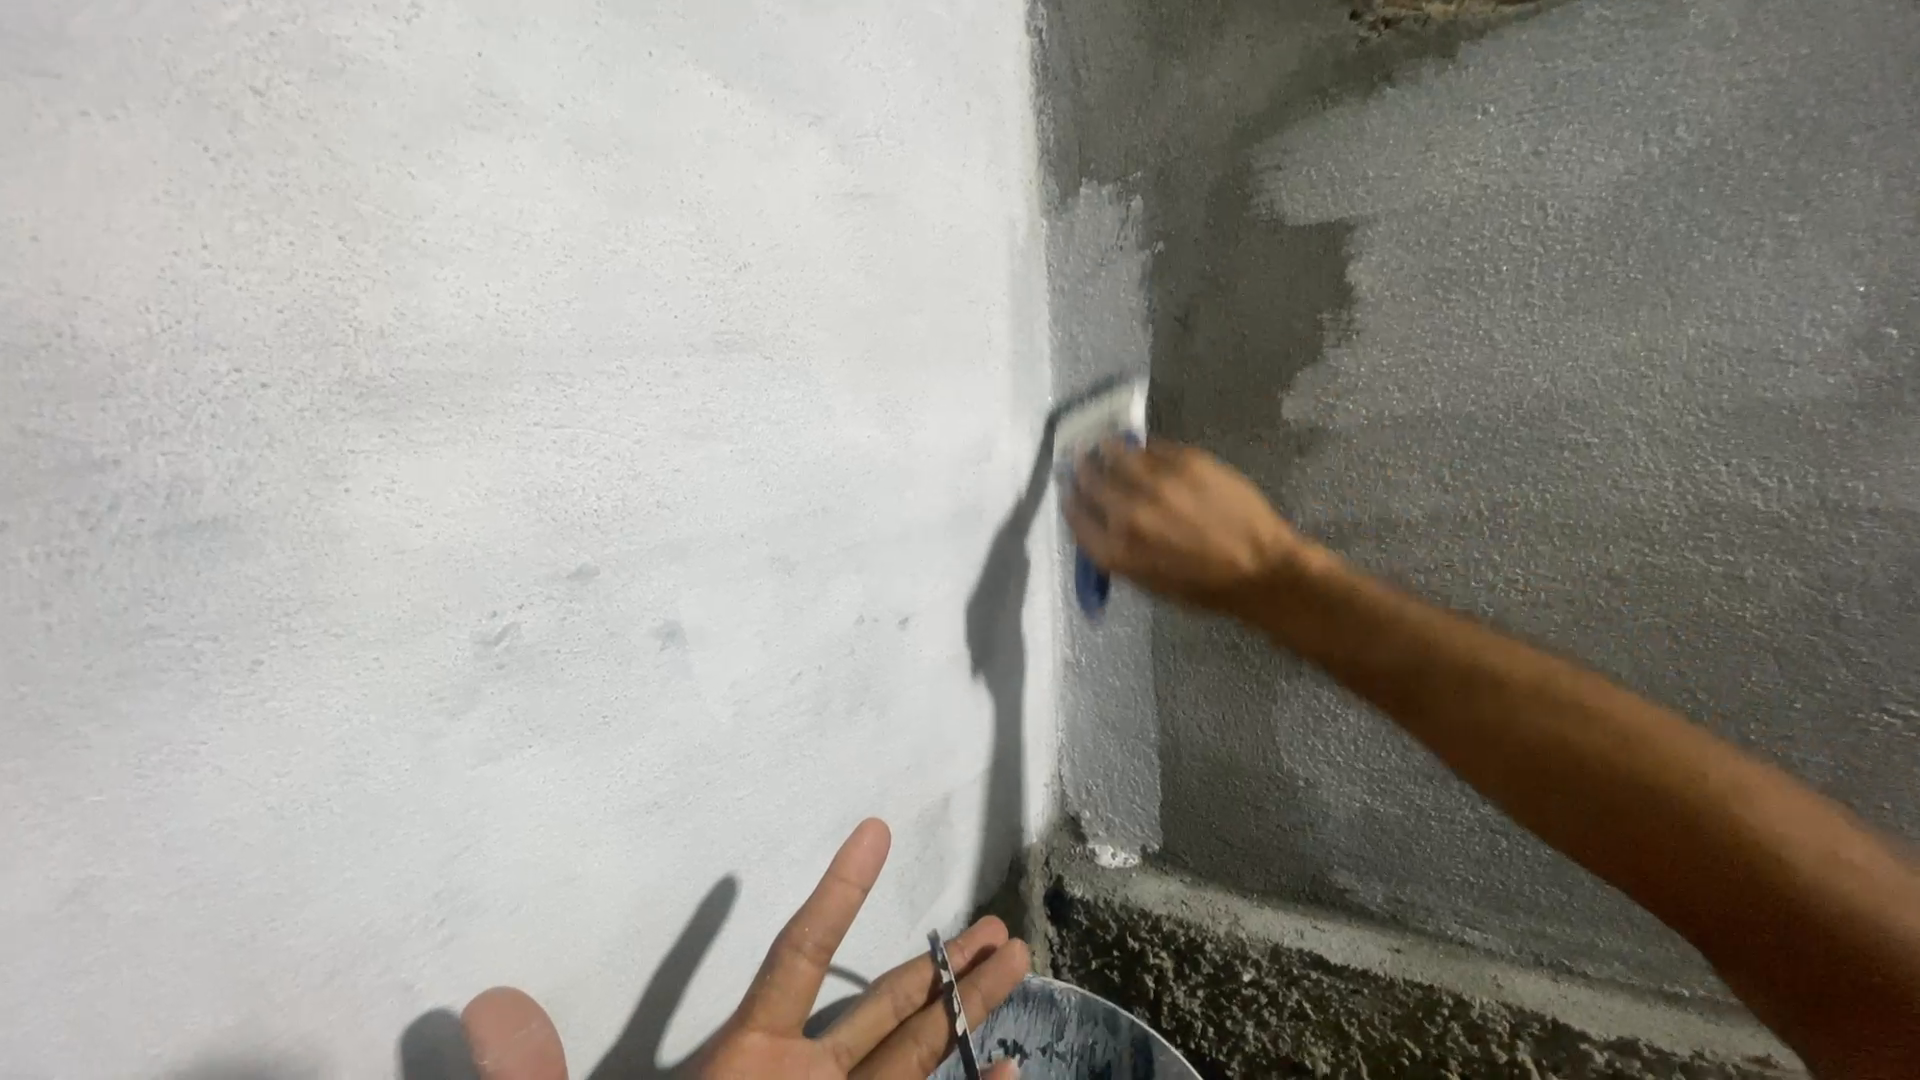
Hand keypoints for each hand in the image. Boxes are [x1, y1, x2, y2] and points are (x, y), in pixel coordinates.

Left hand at [460, 819, 1026, 1079]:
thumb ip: (534, 1077)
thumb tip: (478, 1003)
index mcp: (751, 1058)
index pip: (803, 953)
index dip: (838, 891)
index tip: (873, 828)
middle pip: (888, 1005)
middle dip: (941, 963)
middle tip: (994, 919)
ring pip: (919, 1057)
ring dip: (967, 1012)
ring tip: (1013, 961)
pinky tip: (1011, 1070)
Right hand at [1064, 438, 1309, 612]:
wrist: (1260, 567)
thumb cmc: (1204, 586)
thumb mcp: (1148, 583)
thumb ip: (1118, 551)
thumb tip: (1104, 522)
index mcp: (1116, 552)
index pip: (1076, 516)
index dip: (1070, 500)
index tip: (1070, 491)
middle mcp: (1128, 514)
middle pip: (1090, 481)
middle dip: (1083, 470)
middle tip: (1082, 460)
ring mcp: (1156, 484)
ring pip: (1116, 454)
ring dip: (1106, 449)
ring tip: (1105, 445)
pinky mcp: (1185, 461)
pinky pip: (1151, 447)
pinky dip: (1142, 448)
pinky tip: (1143, 449)